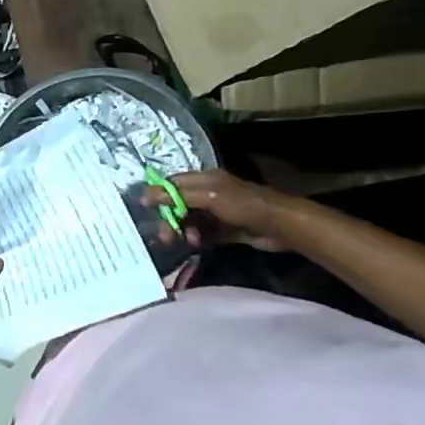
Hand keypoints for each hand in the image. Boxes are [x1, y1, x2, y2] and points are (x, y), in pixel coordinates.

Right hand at [145, 170, 297, 250]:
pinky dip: (197, 238)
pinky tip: (196, 244)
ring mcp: (218, 212)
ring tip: (189, 240)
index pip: (173, 182)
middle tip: (166, 236)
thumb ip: (178, 196)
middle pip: (179, 203)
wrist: (280, 226)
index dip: (158, 193)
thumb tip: (147, 195)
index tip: (144, 208)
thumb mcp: (209, 197)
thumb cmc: (244, 206)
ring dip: (184, 230)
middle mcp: (210, 193)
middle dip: (170, 218)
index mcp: (206, 179)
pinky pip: (203, 233)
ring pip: (190, 220)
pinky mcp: (225, 229)